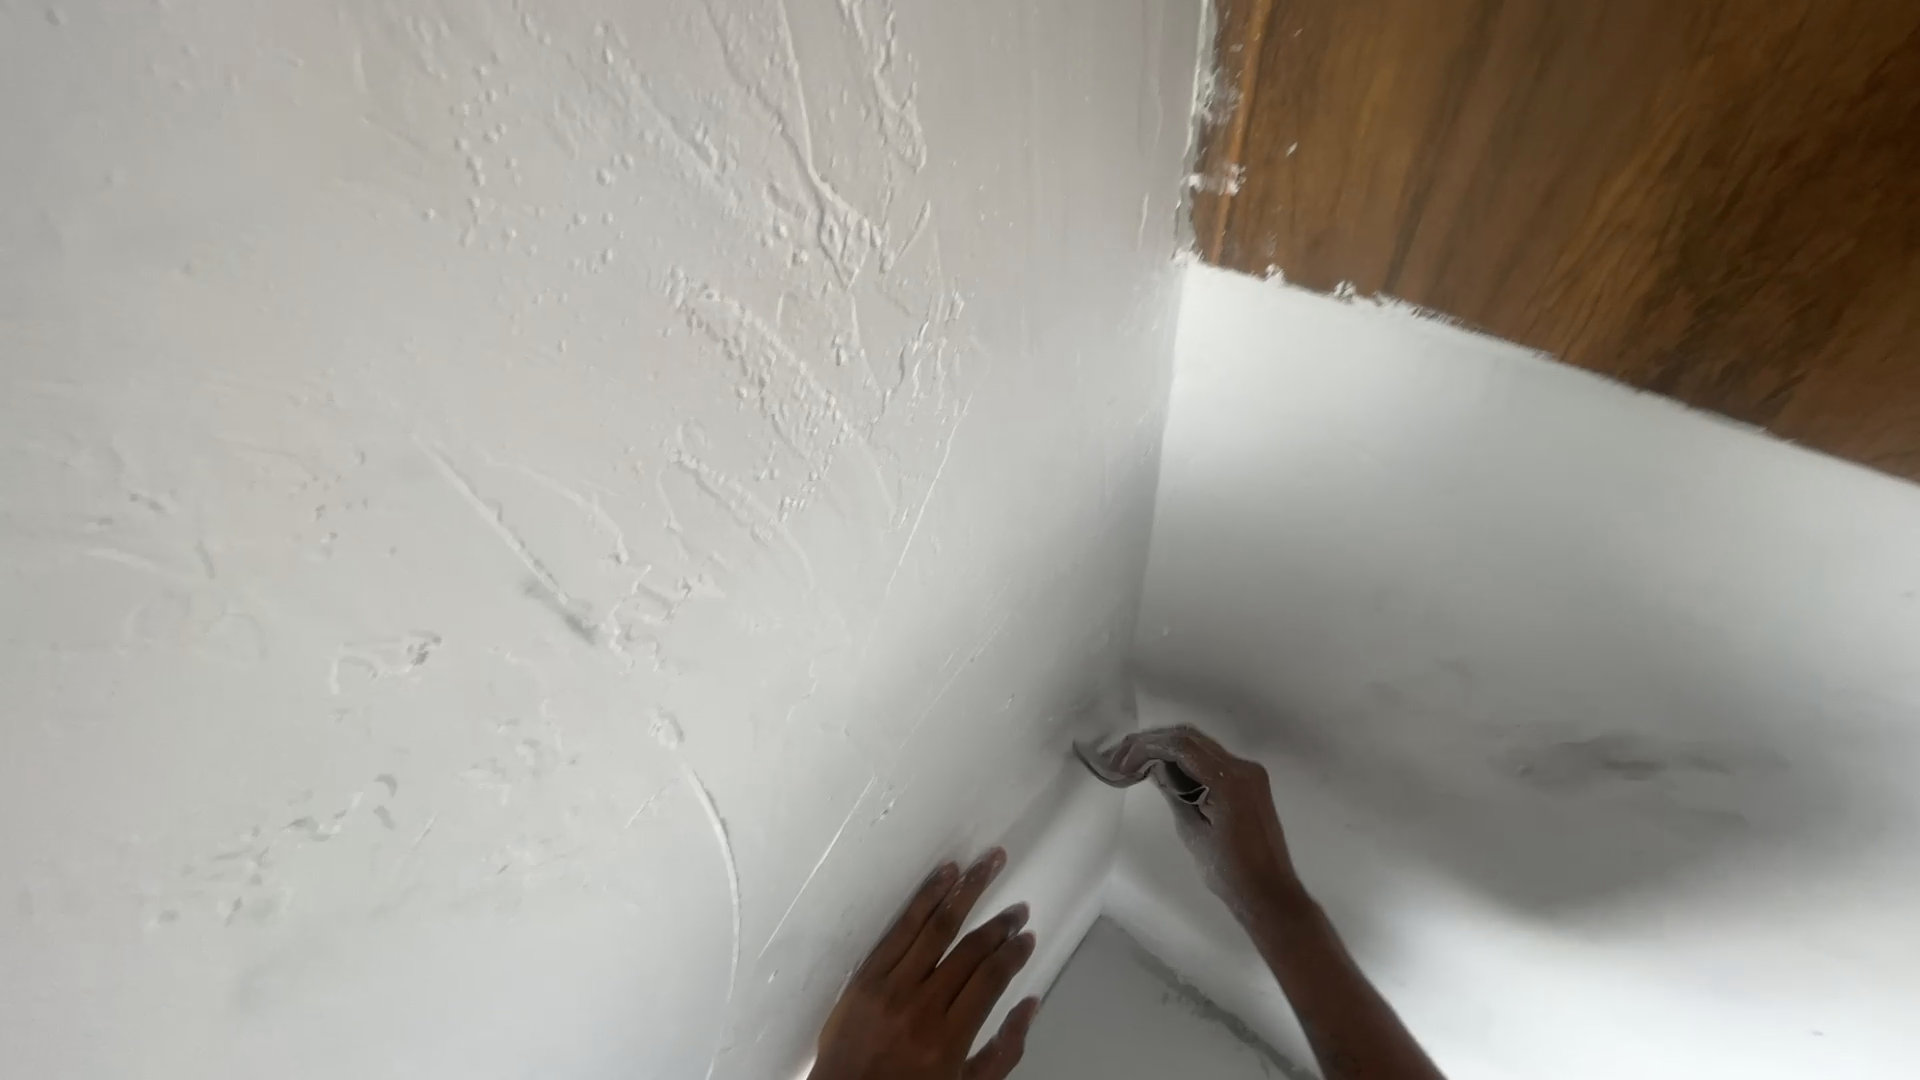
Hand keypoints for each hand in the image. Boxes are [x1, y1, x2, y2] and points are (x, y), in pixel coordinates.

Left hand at [809, 849, 1040, 1079]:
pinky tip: (947, 874)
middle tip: (1019, 907)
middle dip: (999, 924)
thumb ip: (1003, 1051)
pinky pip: (901, 926)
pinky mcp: (867, 974)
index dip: (1013, 953)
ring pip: (938, 925)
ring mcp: (891, 986)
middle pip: (969, 949)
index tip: (1027, 937)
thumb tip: (1032, 1004)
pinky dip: (926, 896)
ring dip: (968, 889)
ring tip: (990, 864)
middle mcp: (921, 1007)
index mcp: (947, 1041)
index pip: (990, 979)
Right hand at [1102, 726, 1302, 921]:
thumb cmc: (1229, 872)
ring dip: (1168, 747)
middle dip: (1154, 742)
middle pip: (1191, 738)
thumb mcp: (1192, 831)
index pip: (1182, 746)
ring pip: (1200, 744)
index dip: (1147, 746)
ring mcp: (1249, 772)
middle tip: (1125, 755)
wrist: (1270, 894)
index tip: (1124, 760)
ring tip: (1138, 759)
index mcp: (1230, 780)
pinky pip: (1211, 759)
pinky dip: (1186, 758)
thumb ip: (1173, 793)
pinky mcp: (1249, 781)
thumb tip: (1155, 768)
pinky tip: (1164, 767)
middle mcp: (1243, 767)